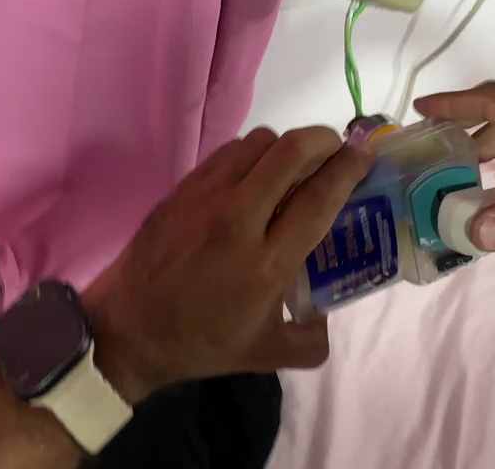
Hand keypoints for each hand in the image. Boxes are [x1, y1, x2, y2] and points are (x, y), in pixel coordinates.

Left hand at [84, 127, 374, 401]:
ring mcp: (209, 195)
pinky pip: (231, 149)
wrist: (129, 325)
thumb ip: (311, 339)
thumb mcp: (265, 354)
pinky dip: (255, 151)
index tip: (365, 153)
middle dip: (324, 139)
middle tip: (338, 147)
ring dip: (288, 144)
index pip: (318, 199)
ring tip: (297, 163)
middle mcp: (239, 219)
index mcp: (266, 264)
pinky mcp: (188, 184)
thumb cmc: (201, 340)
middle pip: (292, 152)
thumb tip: (332, 312)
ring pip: (261, 142)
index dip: (349, 169)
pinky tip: (258, 172)